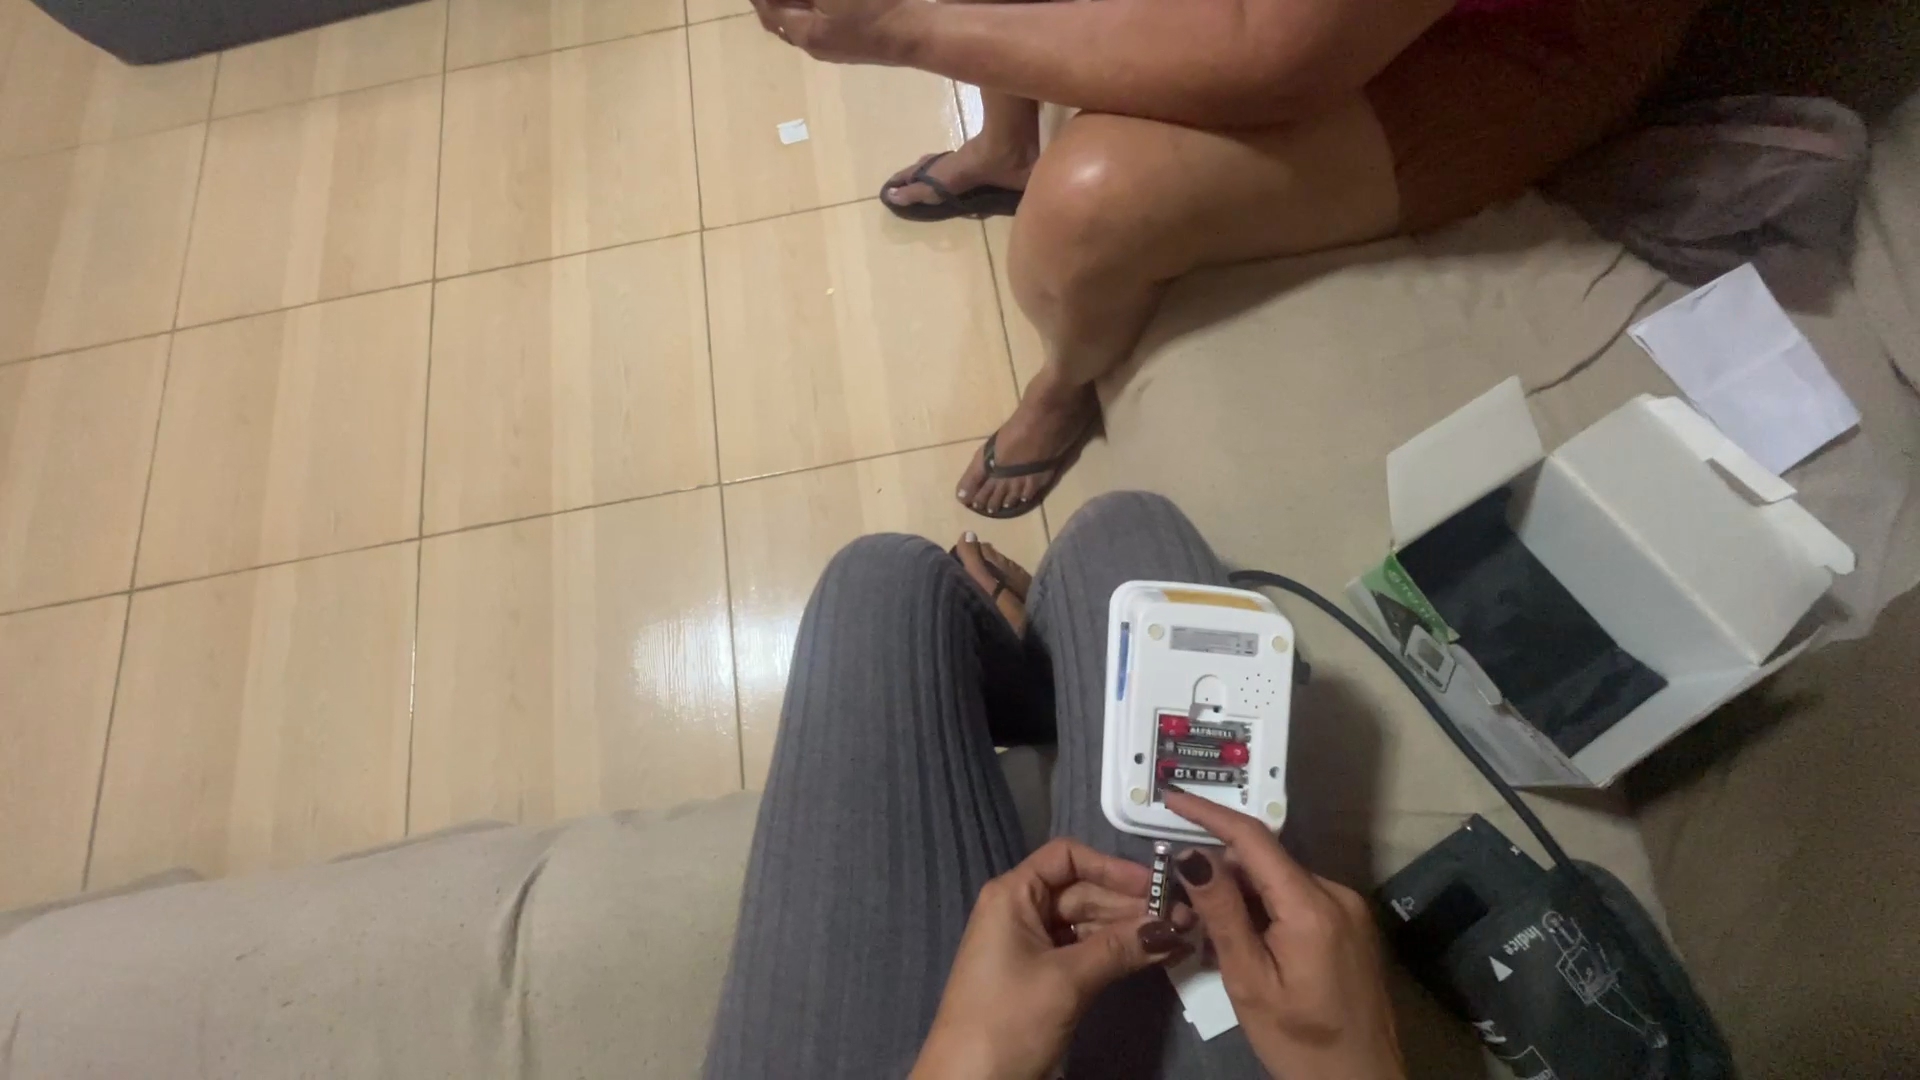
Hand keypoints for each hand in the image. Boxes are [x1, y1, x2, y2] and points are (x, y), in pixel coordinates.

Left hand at [752, 0, 927, 64]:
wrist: (917, 33)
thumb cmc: (873, 9)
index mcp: (807, 35)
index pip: (770, 12)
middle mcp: (818, 47)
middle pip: (784, 22)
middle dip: (771, 2)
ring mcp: (837, 47)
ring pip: (803, 24)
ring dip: (792, 5)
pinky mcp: (854, 42)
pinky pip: (822, 24)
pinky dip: (812, 9)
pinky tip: (817, 2)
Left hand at [910, 838, 1190, 1079]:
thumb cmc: (1007, 1020)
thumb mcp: (1065, 982)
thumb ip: (1118, 949)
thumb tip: (1172, 927)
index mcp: (1013, 894)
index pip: (1066, 857)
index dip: (1110, 867)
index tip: (1155, 884)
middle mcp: (1022, 909)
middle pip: (1082, 890)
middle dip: (1130, 903)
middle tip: (1183, 917)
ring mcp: (1032, 943)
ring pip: (1087, 922)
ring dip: (1129, 929)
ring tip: (1179, 935)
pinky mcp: (1043, 975)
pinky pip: (1084, 950)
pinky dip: (1115, 952)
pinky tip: (1152, 955)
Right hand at [1165, 790, 1405, 1079]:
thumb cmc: (1301, 1044)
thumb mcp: (1249, 979)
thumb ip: (1221, 911)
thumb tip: (1191, 852)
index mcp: (1312, 905)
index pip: (1252, 838)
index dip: (1208, 812)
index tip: (1171, 798)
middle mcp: (1335, 893)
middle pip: (1262, 860)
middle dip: (1218, 870)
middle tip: (1180, 897)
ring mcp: (1346, 908)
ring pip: (1275, 878)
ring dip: (1238, 892)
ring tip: (1210, 930)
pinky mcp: (1349, 924)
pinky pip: (1293, 896)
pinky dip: (1262, 906)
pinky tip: (1245, 938)